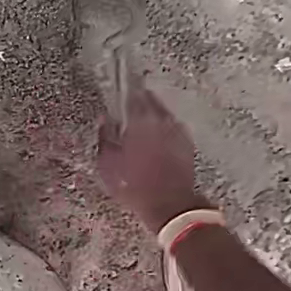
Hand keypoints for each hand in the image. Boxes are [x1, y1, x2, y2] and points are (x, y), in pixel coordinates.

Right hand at [97, 82, 207, 231]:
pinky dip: (164, 125)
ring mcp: (177, 131)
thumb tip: (104, 121)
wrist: (169, 205)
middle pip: (150, 99)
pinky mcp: (187, 144)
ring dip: (152, 111)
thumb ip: (105, 138)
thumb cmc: (135, 185)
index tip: (119, 85)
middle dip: (140, 97)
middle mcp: (161, 120)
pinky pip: (173, 126)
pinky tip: (156, 133)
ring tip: (141, 116)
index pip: (132, 94)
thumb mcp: (109, 164)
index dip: (124, 88)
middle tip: (130, 98)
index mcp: (140, 120)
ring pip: (162, 112)